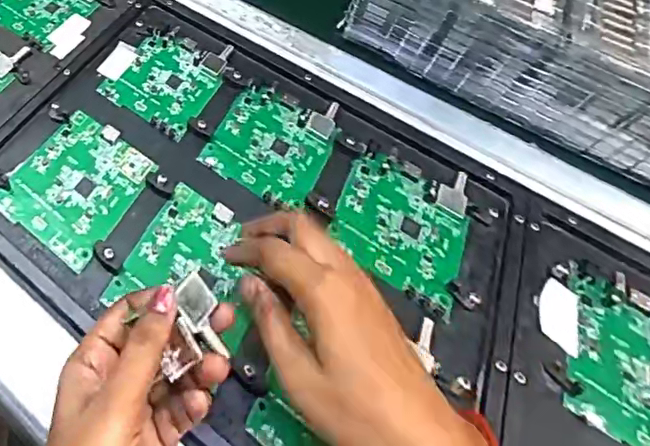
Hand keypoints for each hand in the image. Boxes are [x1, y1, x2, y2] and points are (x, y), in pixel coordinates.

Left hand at [48, 285, 235, 445]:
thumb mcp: (116, 399)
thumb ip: (143, 348)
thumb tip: (164, 297)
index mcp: (91, 365)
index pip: (126, 316)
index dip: (157, 300)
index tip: (190, 292)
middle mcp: (112, 383)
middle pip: (156, 343)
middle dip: (189, 333)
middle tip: (220, 320)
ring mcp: (134, 412)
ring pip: (173, 375)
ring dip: (198, 368)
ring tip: (217, 366)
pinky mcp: (154, 440)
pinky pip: (178, 410)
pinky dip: (193, 403)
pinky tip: (200, 401)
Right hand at [223, 212, 481, 445]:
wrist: (421, 434)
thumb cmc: (360, 414)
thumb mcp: (300, 379)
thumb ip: (271, 325)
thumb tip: (250, 288)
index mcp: (324, 290)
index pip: (275, 250)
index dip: (246, 248)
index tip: (228, 254)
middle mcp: (345, 275)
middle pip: (302, 224)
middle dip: (268, 225)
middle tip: (244, 239)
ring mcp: (362, 283)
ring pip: (320, 236)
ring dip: (290, 236)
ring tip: (266, 259)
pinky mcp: (372, 297)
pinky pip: (333, 256)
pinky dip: (308, 252)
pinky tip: (296, 281)